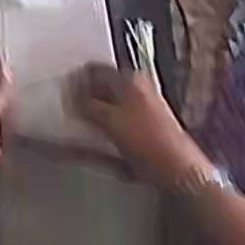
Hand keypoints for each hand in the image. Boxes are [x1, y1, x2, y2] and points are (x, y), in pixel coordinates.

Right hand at [71, 64, 210, 187]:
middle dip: (85, 95)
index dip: (76, 81)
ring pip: (109, 102)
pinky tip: (97, 135)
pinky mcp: (148, 125)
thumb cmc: (145, 140)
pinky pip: (118, 117)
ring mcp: (145, 105)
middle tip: (67, 108)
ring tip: (78, 123)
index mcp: (129, 78)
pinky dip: (106, 122)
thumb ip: (86, 105)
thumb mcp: (109, 120)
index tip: (62, 93)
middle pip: (102, 86)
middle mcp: (138, 87)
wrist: (182, 174)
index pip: (93, 70)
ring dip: (94, 111)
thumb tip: (70, 98)